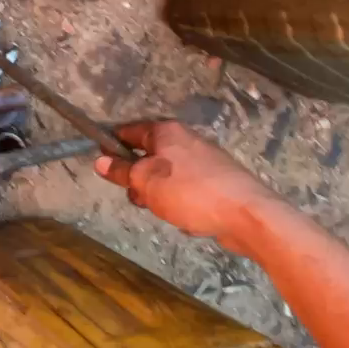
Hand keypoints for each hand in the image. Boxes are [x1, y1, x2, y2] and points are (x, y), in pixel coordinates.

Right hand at [93, 121, 287, 259]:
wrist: (249, 215)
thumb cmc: (189, 192)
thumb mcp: (144, 181)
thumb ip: (120, 170)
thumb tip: (100, 161)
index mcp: (165, 131)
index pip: (126, 132)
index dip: (111, 148)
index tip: (105, 168)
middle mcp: (185, 139)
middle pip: (147, 155)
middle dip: (137, 178)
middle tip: (140, 196)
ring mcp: (205, 159)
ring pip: (166, 174)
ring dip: (157, 192)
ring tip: (164, 209)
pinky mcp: (219, 180)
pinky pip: (186, 187)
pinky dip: (180, 200)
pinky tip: (186, 216)